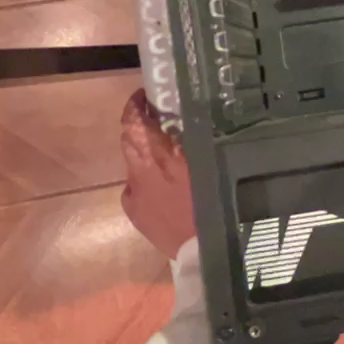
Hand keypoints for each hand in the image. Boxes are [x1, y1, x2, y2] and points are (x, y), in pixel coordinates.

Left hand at [119, 89, 196, 258]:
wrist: (202, 249)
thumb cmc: (213, 200)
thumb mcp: (209, 162)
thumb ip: (193, 140)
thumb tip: (187, 122)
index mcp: (156, 155)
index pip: (133, 120)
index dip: (135, 104)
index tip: (145, 95)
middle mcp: (138, 171)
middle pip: (129, 139)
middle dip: (141, 127)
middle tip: (160, 119)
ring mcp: (133, 194)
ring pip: (134, 164)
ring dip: (146, 154)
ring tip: (168, 155)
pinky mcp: (134, 212)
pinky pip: (138, 187)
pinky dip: (148, 180)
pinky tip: (166, 189)